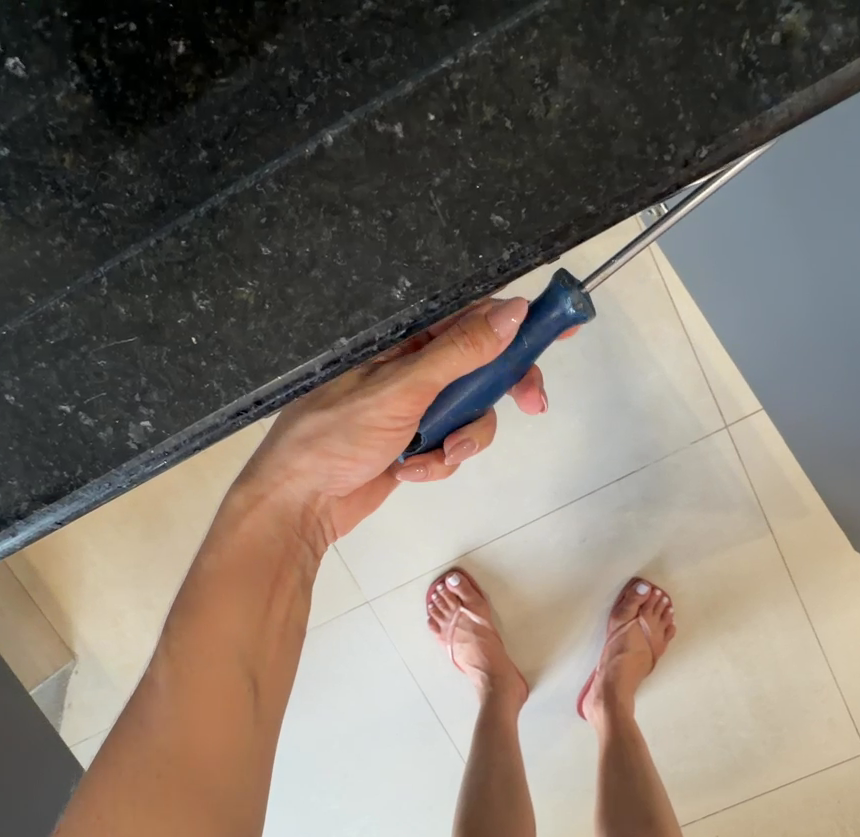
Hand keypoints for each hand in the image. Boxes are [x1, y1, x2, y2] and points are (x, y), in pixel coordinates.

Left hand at [240, 296, 548, 545]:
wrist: (300, 502)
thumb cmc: (335, 435)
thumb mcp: (402, 388)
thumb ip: (461, 352)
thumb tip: (511, 311)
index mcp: (406, 341)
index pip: (474, 318)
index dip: (518, 322)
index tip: (559, 329)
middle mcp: (415, 370)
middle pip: (484, 367)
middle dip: (506, 388)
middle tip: (533, 404)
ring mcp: (416, 409)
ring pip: (473, 414)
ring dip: (463, 439)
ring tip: (435, 454)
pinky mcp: (415, 444)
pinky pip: (451, 447)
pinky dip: (437, 462)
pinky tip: (407, 470)